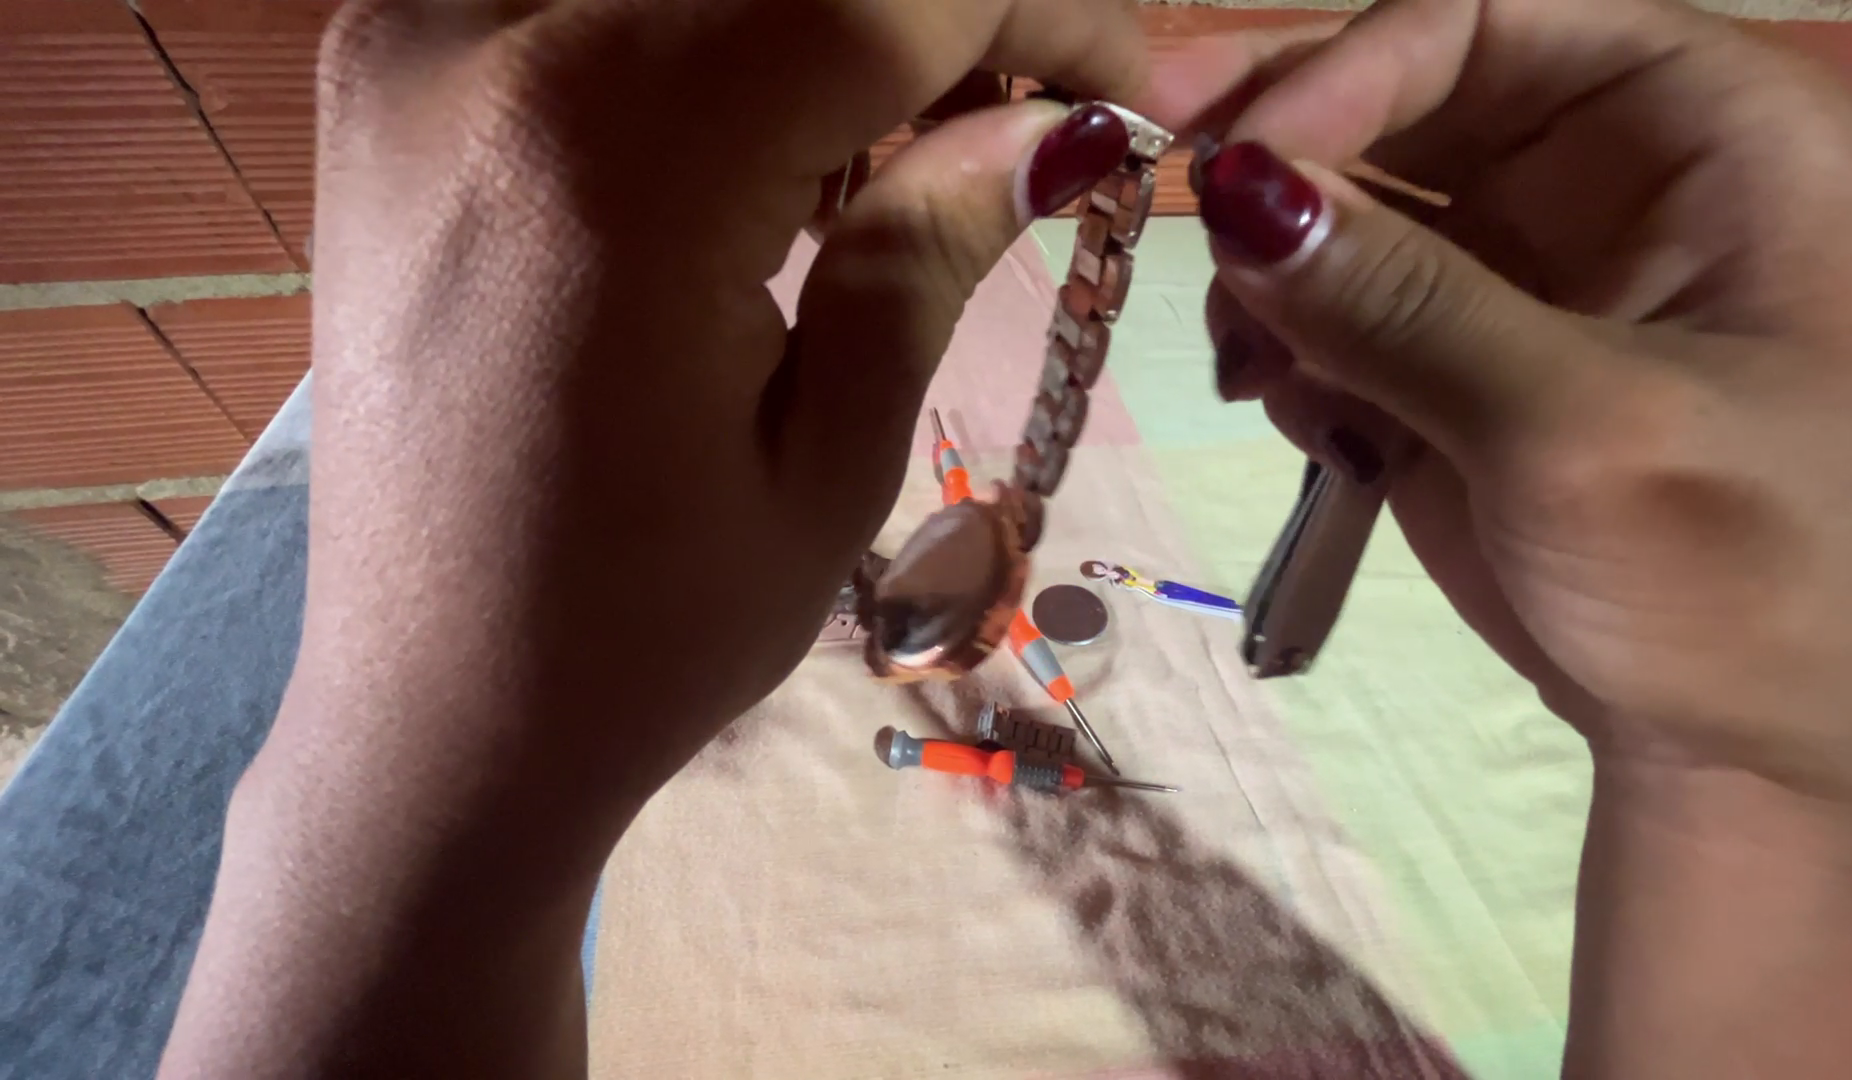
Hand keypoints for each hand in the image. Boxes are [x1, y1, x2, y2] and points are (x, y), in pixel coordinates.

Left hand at [299, 0, 1150, 797]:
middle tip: (1028, 123)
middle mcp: (479, 43)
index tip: (1122, 92)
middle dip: (943, 21)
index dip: (1038, 11)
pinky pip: (604, 9)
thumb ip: (925, 257)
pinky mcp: (389, 91)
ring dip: (836, 37)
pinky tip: (784, 159)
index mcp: (618, 164)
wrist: (448, 707)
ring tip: (917, 157)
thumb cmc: (654, 628)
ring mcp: (409, 49)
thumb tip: (1052, 134)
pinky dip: (728, 54)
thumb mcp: (830, 465)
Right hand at [1153, 1, 1851, 1073]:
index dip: (1343, 75)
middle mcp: (1587, 191)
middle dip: (1279, 188)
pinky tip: (1317, 432)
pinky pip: (1320, 326)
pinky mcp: (1433, 371)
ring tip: (1267, 384)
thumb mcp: (1572, 426)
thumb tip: (1234, 197)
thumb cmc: (1736, 577)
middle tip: (1190, 242)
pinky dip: (1289, 365)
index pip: (1485, 28)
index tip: (1224, 168)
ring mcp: (1497, 290)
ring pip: (1330, 231)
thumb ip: (1399, 304)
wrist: (1733, 737)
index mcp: (1698, 141)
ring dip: (1273, 297)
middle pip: (1387, 120)